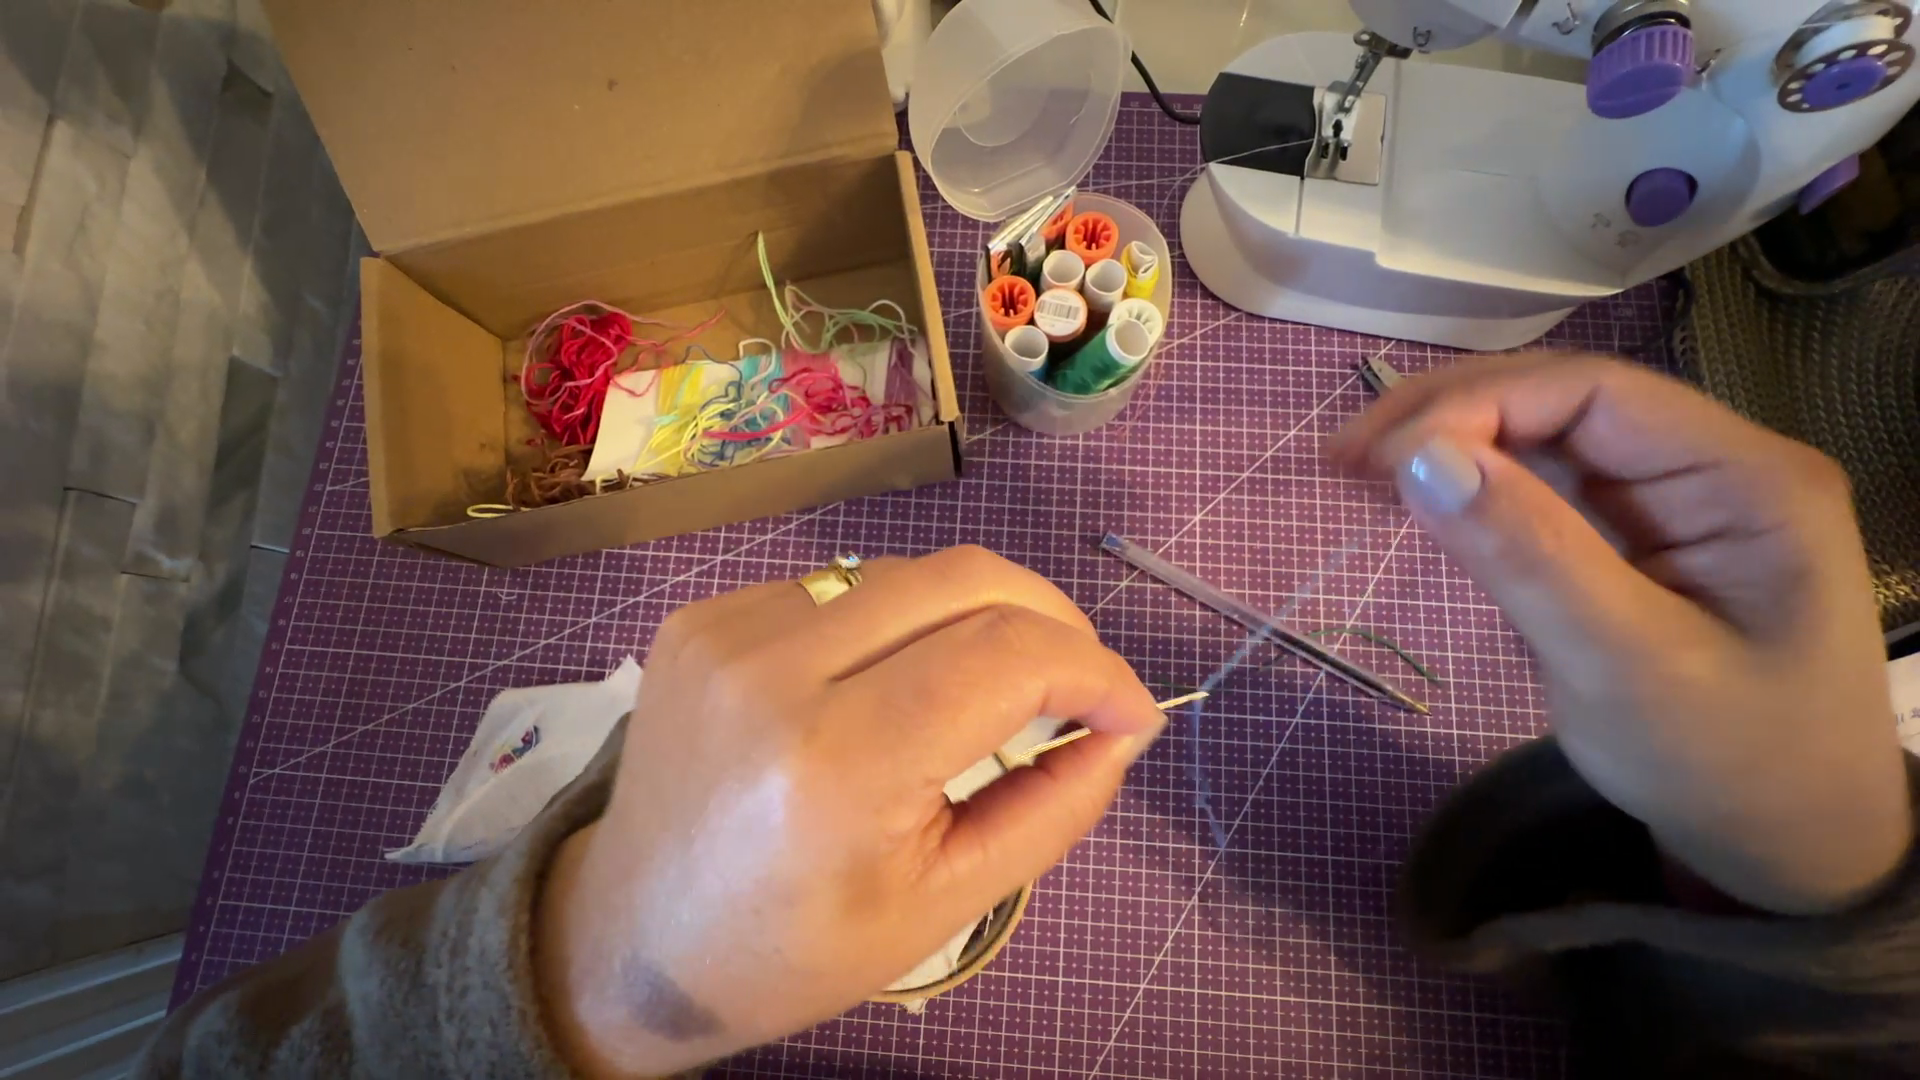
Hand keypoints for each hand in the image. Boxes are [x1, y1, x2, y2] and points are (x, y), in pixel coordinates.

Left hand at [532, 547, 1163, 1075]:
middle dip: (1050, 616)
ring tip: (978, 686)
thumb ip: (1054, 806)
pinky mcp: (707, 611)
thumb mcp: (944, 902)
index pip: (1005, 654)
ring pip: (908, 573)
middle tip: (1075, 677)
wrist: (628, 935)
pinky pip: (843, 587)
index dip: (1093, 667)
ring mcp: (729, 625)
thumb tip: (1122, 724)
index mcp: (837, 762)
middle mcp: (775, 667)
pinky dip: (895, 624)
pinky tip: (879, 683)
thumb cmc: (793, 944)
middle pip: (964, 578)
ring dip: (972, 618)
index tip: (1128, 708)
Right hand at [1331, 355, 1910, 914]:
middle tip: (1344, 455)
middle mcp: (1703, 464)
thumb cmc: (1720, 759)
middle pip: (1556, 397)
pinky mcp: (1617, 530)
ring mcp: (1659, 496)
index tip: (1380, 460)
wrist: (1774, 837)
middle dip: (1442, 413)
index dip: (1474, 407)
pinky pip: (1529, 481)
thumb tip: (1417, 459)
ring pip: (1535, 432)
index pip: (1591, 393)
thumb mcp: (1619, 663)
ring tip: (1355, 466)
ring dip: (1440, 439)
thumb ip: (1526, 554)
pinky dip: (1458, 479)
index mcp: (1741, 477)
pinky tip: (1407, 490)